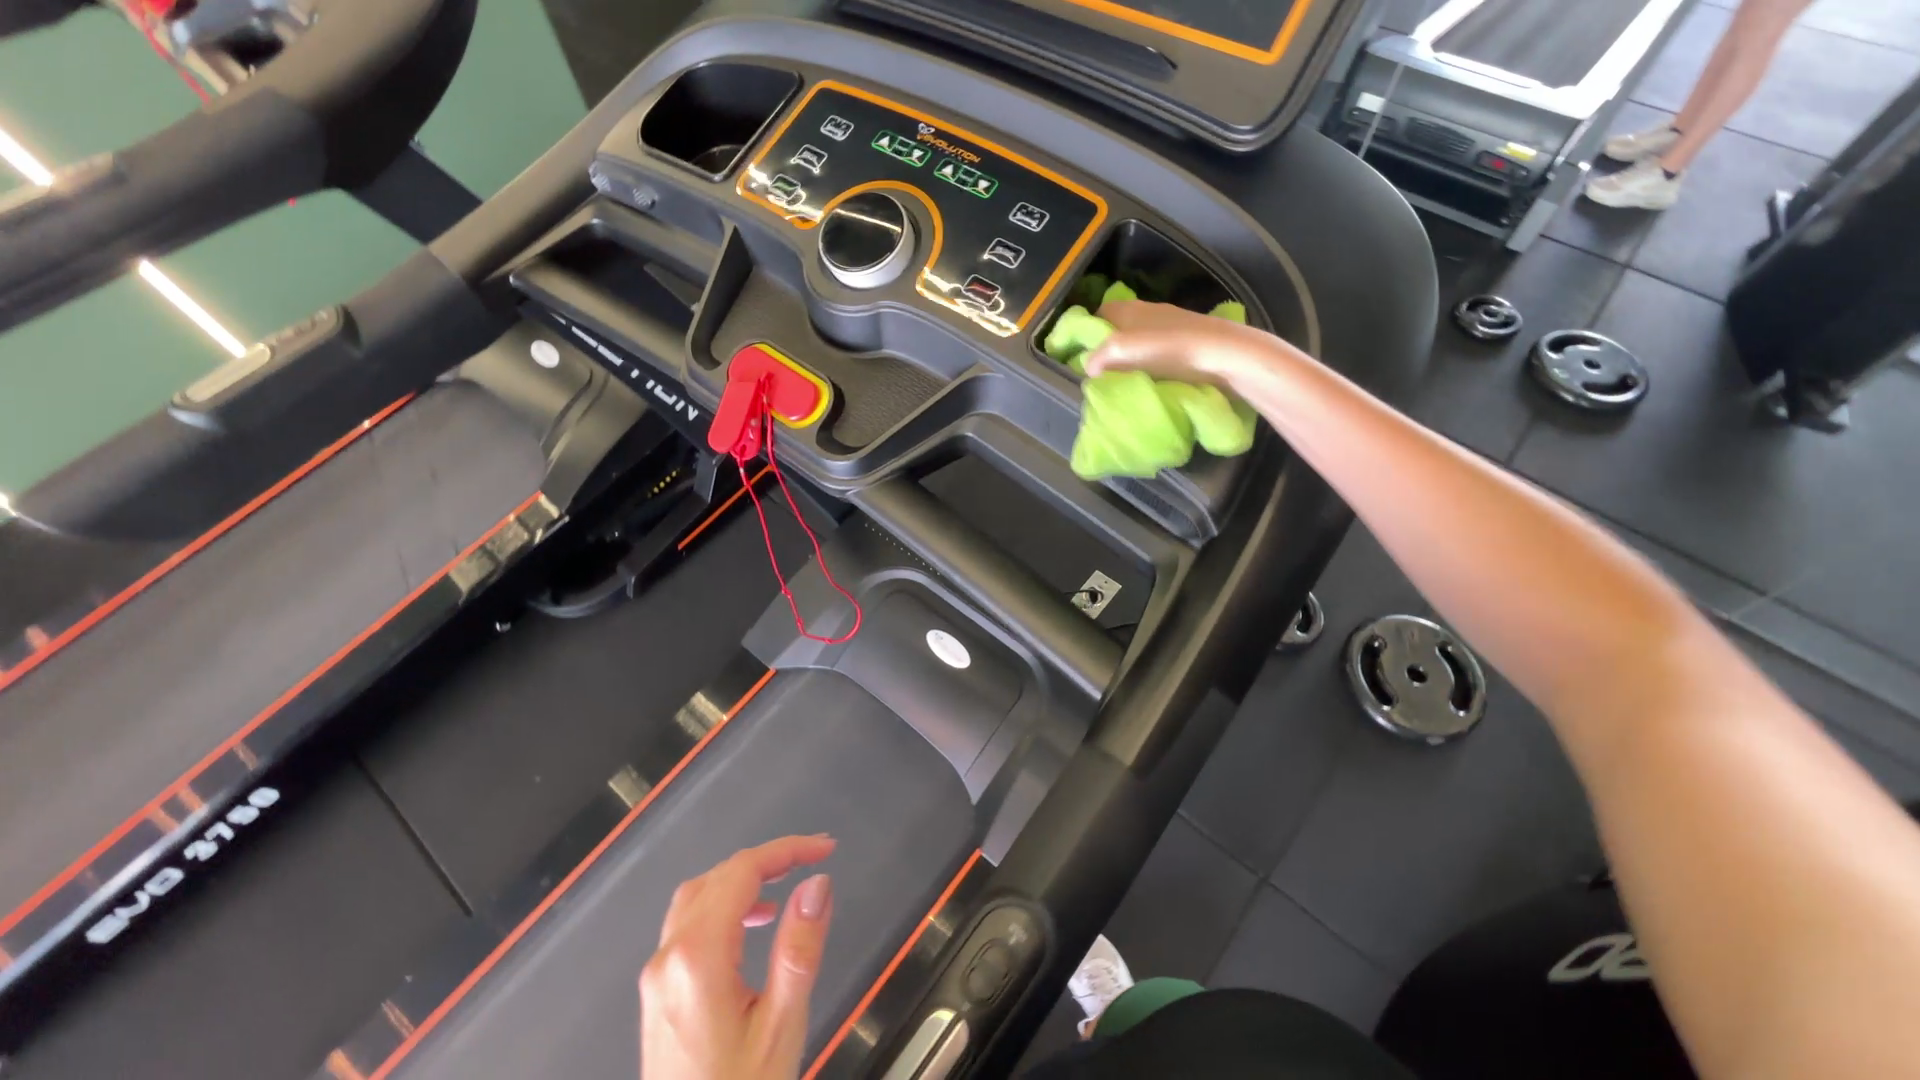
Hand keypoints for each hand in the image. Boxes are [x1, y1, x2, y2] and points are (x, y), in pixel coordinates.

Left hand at [640, 835, 836, 1079]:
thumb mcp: (782, 1025)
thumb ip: (799, 949)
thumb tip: (817, 884)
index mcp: (698, 957)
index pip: (742, 873)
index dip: (786, 851)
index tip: (825, 848)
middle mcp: (667, 957)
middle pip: (716, 878)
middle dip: (767, 860)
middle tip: (813, 859)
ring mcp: (656, 975)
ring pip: (696, 897)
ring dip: (741, 880)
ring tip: (785, 888)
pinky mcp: (656, 992)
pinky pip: (686, 925)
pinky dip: (722, 907)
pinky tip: (751, 927)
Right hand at [1085, 300, 1291, 386]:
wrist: (1226, 356)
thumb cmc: (1170, 350)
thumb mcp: (1123, 350)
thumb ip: (1100, 357)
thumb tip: (1089, 369)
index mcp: (1130, 309)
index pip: (1098, 314)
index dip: (1087, 333)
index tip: (1081, 356)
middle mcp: (1150, 312)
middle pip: (1120, 328)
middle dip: (1109, 349)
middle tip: (1102, 375)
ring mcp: (1173, 326)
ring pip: (1141, 341)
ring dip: (1132, 360)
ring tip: (1127, 383)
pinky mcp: (1191, 343)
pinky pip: (1161, 353)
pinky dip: (1153, 366)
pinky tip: (1154, 382)